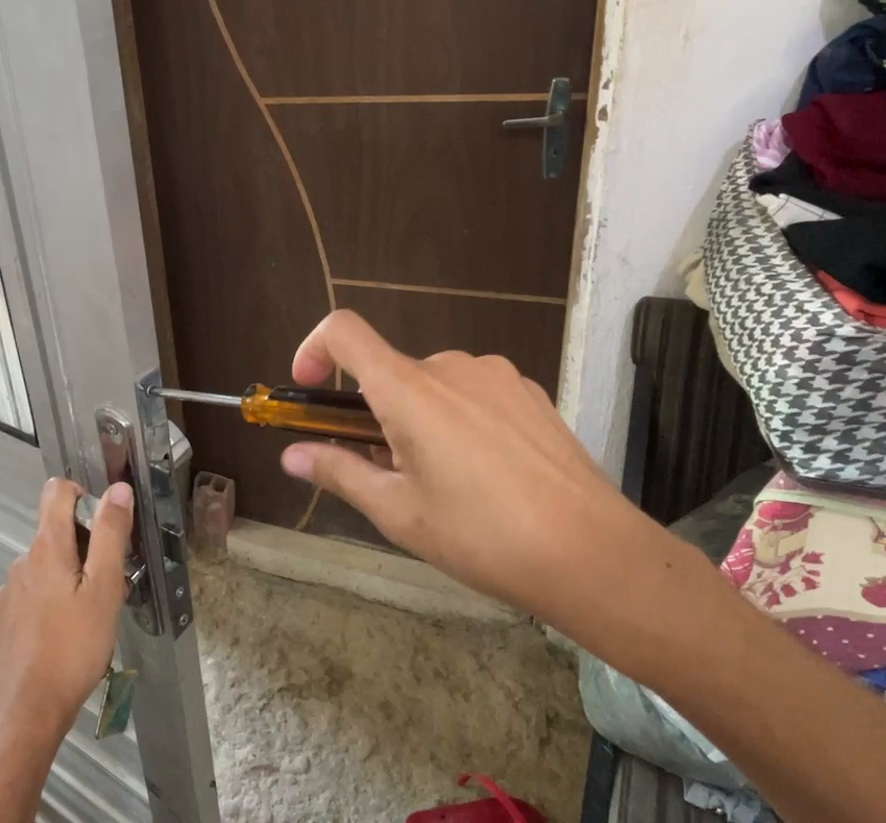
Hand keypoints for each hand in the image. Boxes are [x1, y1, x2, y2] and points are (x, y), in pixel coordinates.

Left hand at [0, 477, 134, 738]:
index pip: (57, 492)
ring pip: (45, 570)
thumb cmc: (72, 649)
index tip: (106, 521)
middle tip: (111, 586)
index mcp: (46, 548)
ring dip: (69, 581)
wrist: (22, 712)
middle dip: (85, 549)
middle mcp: (22, 563)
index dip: (83, 493)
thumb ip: (110, 536)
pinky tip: (65, 640)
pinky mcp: (3, 623)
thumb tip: (117, 488)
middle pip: (55, 534)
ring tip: (92, 620)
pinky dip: (51, 606)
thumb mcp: (104, 590)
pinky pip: (32, 599)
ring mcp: (8, 594)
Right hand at [278, 310, 670, 625]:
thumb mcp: (398, 513)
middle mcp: (451, 366)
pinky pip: (473, 395)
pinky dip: (457, 421)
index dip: (314, 349)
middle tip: (388, 475)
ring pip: (433, 387)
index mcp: (409, 389)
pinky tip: (486, 477)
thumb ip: (339, 472)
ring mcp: (497, 376)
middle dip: (375, 415)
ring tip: (443, 485)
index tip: (310, 390)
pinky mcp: (530, 394)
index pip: (343, 331)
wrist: (593, 554)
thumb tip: (292, 456)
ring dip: (418, 420)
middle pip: (390, 372)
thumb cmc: (482, 536)